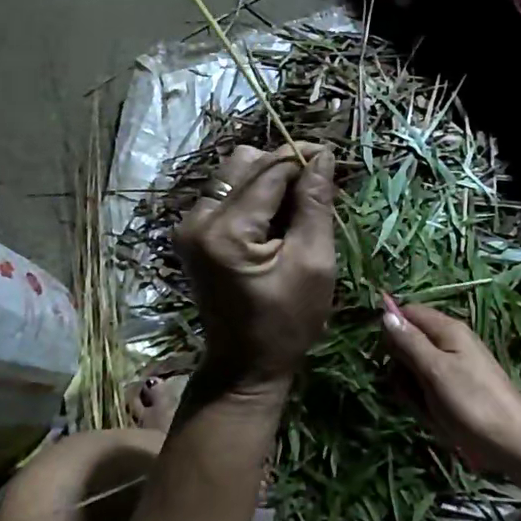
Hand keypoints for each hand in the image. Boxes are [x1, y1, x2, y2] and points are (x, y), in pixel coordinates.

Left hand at [176, 143, 336, 396]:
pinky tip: (276, 218)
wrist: (244, 364)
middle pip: (245, 162)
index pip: (269, 171)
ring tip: (298, 206)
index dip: (302, 157)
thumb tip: (323, 156)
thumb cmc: (287, 321)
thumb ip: (315, 205)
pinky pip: (226, 193)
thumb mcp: (313, 263)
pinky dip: (255, 195)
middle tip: (316, 186)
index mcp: (226, 231)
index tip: (331, 157)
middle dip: (284, 166)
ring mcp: (189, 225)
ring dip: (269, 179)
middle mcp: (197, 219)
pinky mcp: (192, 232)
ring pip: (234, 173)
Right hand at [380, 295, 520, 472]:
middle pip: (409, 344)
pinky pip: (428, 389)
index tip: (384, 355)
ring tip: (427, 409)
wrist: (510, 441)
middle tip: (411, 389)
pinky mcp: (455, 389)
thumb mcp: (434, 370)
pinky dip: (426, 404)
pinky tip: (436, 418)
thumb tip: (385, 313)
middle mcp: (450, 342)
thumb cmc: (471, 402)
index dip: (392, 330)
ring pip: (415, 371)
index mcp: (447, 330)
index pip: (408, 313)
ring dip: (413, 391)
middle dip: (402, 369)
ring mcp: (453, 367)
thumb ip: (409, 342)